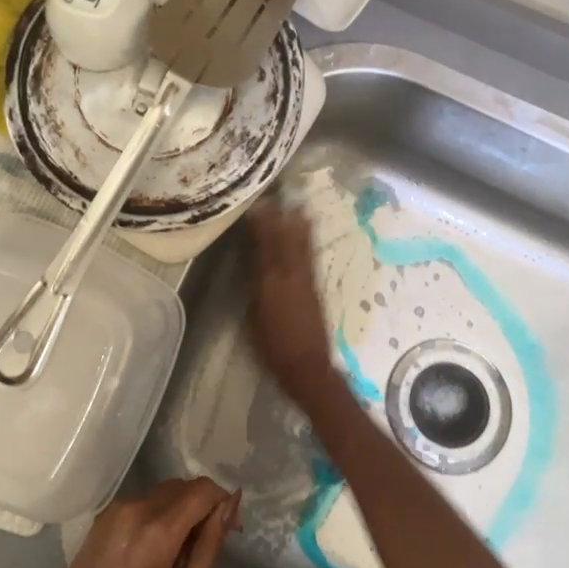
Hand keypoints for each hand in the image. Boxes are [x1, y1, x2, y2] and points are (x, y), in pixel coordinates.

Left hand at [69, 477, 239, 567]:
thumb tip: (231, 504)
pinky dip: (156, 514)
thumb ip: (209, 545)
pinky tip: (153, 546)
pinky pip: (141, 501)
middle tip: (205, 542)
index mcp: (157, 531)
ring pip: (162, 492)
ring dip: (178, 510)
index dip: (223, 500)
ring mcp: (115, 508)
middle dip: (201, 507)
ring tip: (177, 549)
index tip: (232, 526)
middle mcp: (136, 508)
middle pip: (182, 487)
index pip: (202, 489)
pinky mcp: (103, 514)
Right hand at [246, 204, 341, 411]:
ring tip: (293, 204)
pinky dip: (306, 237)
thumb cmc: (272, 347)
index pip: (263, 246)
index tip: (253, 208)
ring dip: (296, 223)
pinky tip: (306, 227)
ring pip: (301, 243)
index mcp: (270, 283)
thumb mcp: (252, 316)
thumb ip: (252, 286)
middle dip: (278, 217)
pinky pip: (310, 253)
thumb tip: (250, 263)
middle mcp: (290, 275)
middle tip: (273, 199)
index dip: (259, 226)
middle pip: (285, 238)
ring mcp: (307, 279)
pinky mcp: (317, 285)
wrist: (308, 367)